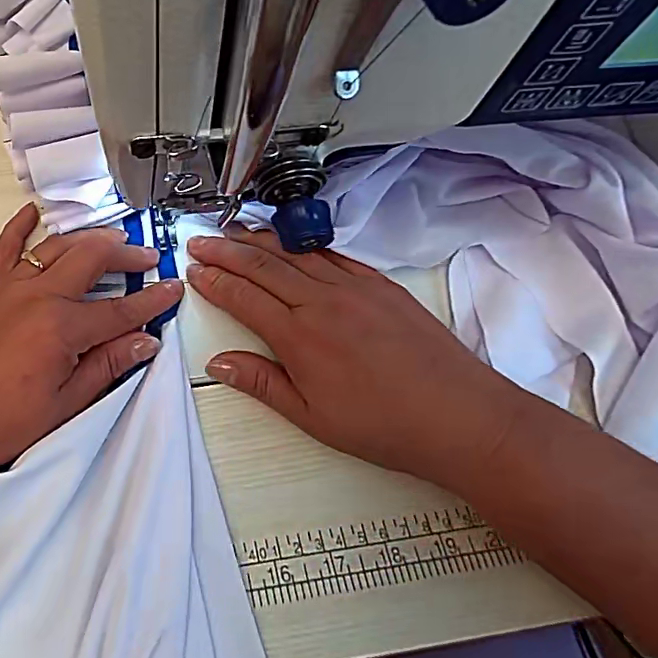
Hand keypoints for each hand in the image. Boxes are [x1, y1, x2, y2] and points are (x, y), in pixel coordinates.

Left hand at [0, 204, 183, 487]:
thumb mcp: (62, 405)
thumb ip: (105, 366)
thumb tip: (143, 342)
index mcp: (60, 328)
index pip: (119, 310)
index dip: (151, 300)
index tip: (171, 290)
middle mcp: (35, 296)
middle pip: (91, 259)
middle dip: (125, 255)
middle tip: (146, 259)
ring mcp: (6, 288)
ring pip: (55, 247)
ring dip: (86, 239)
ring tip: (110, 239)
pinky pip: (3, 248)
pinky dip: (18, 227)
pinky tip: (31, 213)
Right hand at [186, 226, 525, 488]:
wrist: (462, 418)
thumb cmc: (386, 426)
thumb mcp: (313, 417)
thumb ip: (262, 383)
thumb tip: (219, 363)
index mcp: (300, 337)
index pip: (243, 297)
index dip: (214, 281)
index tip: (195, 270)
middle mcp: (323, 302)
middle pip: (262, 264)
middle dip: (225, 250)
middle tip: (200, 241)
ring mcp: (354, 288)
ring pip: (294, 253)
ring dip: (259, 240)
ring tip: (234, 231)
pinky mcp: (381, 285)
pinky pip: (333, 256)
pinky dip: (304, 247)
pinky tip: (292, 244)